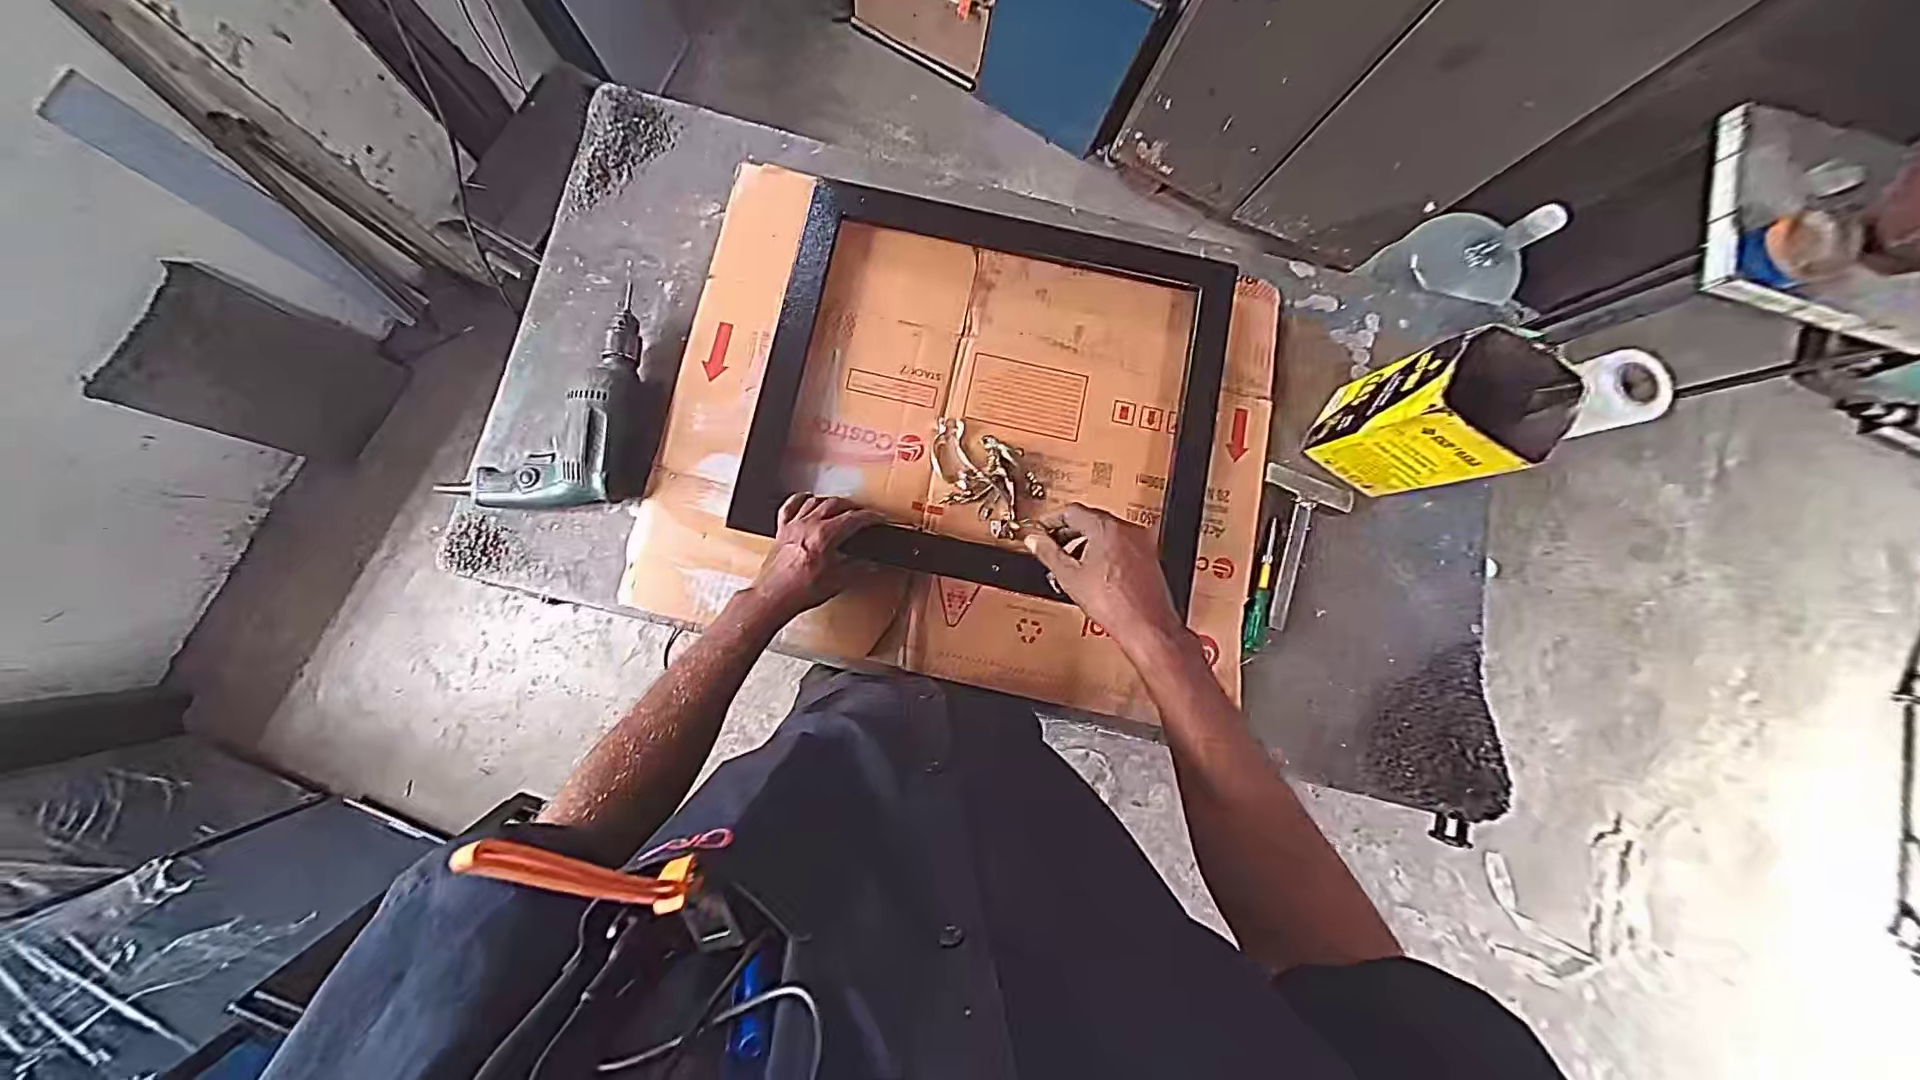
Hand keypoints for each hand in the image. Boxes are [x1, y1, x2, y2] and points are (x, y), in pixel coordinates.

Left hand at [741, 494, 885, 622]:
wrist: (773, 598)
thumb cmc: (799, 591)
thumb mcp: (838, 582)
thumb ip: (858, 569)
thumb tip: (870, 565)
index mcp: (824, 536)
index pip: (854, 518)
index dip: (871, 517)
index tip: (878, 518)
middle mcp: (808, 525)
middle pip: (836, 504)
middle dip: (853, 507)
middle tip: (863, 514)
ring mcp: (793, 525)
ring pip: (815, 501)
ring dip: (831, 501)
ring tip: (840, 507)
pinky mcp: (782, 530)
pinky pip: (790, 506)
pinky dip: (800, 499)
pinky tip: (807, 499)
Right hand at [1024, 504, 1193, 661]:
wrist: (1146, 626)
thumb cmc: (1115, 605)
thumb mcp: (1069, 577)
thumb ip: (1048, 553)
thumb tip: (1035, 540)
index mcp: (1106, 528)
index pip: (1073, 511)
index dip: (1052, 520)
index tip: (1042, 529)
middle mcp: (1128, 530)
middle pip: (1091, 520)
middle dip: (1068, 533)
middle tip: (1052, 545)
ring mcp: (1142, 543)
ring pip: (1107, 533)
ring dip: (1086, 544)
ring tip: (1072, 563)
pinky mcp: (1150, 558)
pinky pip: (1122, 546)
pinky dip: (1105, 552)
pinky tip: (1095, 572)